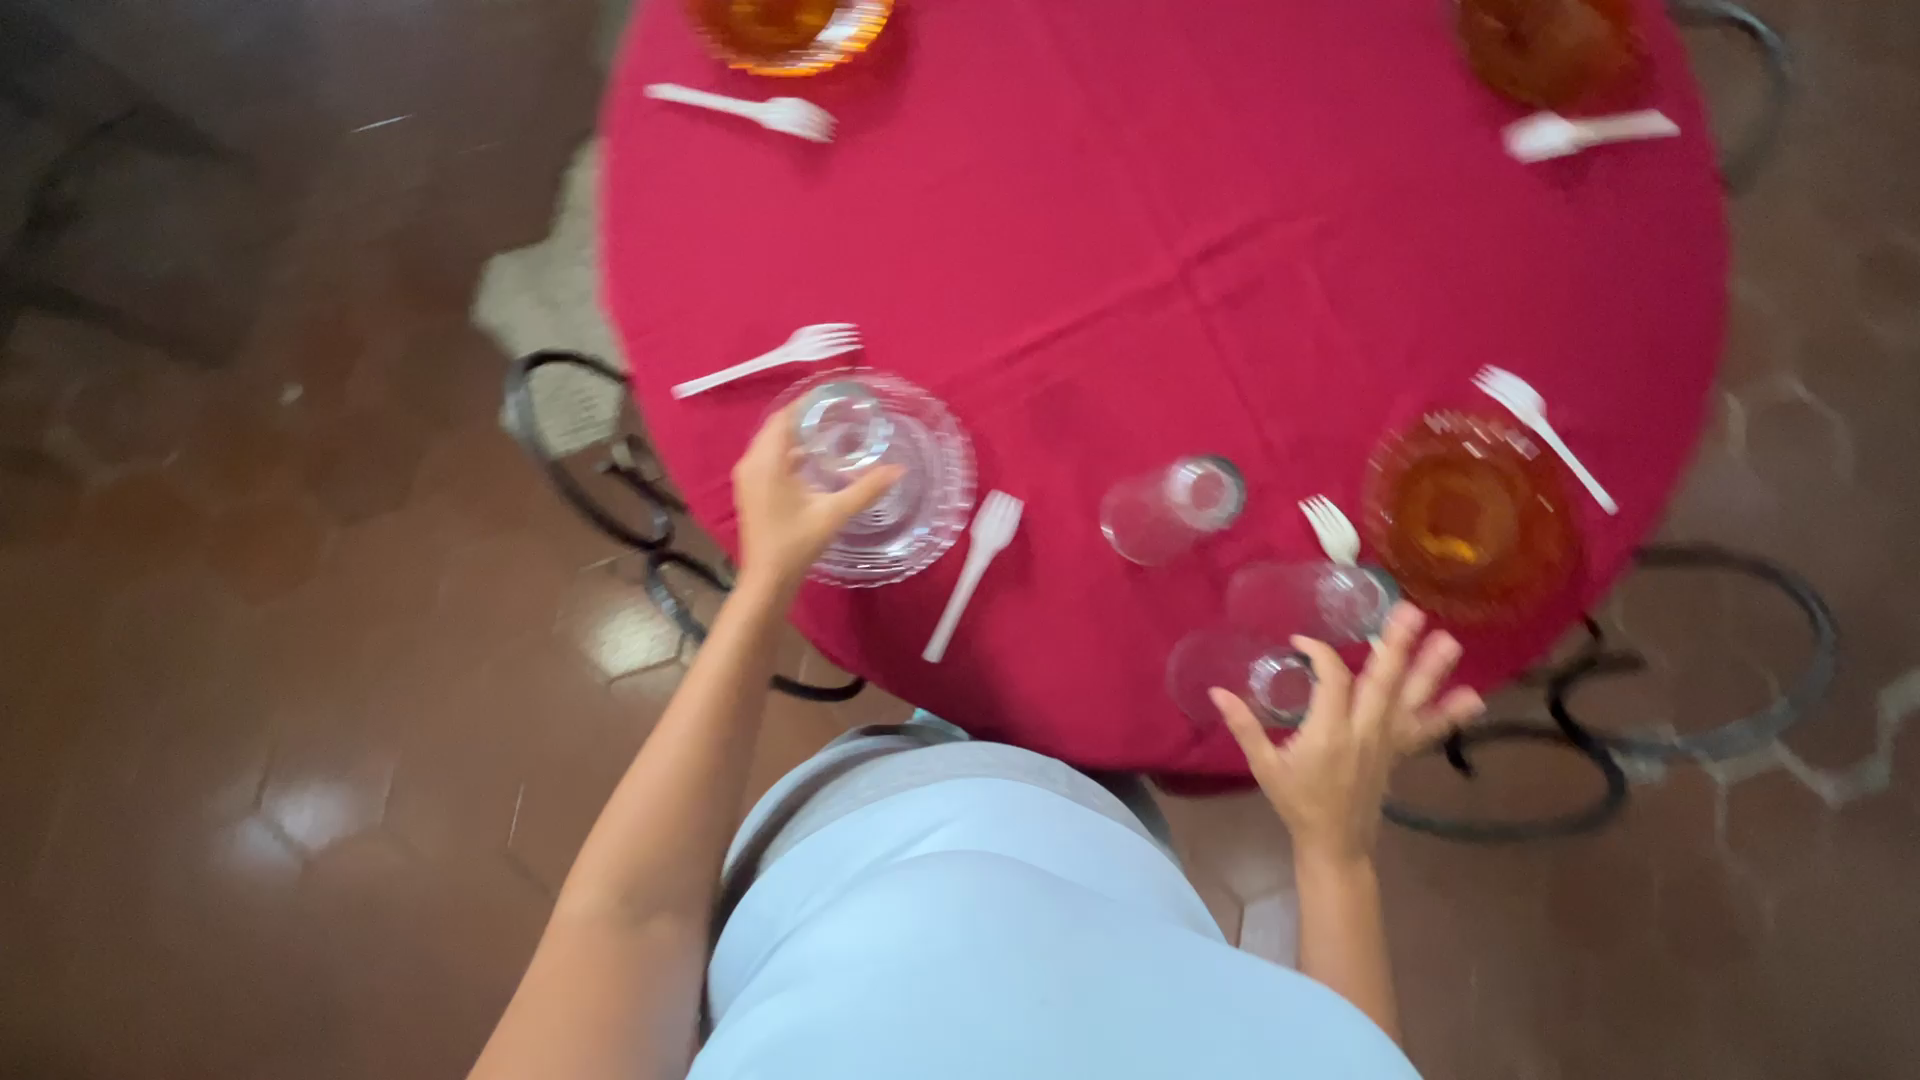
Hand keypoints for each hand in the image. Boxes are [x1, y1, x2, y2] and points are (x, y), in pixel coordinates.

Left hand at [731, 403, 903, 592]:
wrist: (767, 579)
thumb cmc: (796, 544)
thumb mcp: (834, 514)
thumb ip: (866, 489)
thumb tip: (898, 469)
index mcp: (767, 462)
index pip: (785, 417)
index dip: (807, 402)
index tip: (833, 395)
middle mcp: (751, 463)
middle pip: (777, 427)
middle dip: (805, 416)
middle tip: (836, 410)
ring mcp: (747, 477)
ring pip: (771, 442)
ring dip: (796, 434)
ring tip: (828, 428)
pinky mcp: (750, 489)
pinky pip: (768, 457)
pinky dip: (788, 451)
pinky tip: (812, 457)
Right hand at [1212, 603, 1483, 866]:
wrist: (1335, 842)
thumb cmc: (1296, 801)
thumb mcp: (1263, 765)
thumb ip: (1244, 727)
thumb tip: (1217, 692)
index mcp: (1329, 732)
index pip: (1332, 679)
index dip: (1319, 654)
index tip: (1300, 642)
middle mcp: (1364, 732)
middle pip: (1382, 682)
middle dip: (1396, 646)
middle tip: (1409, 611)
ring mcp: (1386, 742)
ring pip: (1411, 701)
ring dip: (1430, 671)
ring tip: (1450, 641)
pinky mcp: (1398, 752)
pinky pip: (1427, 730)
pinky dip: (1450, 714)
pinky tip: (1474, 697)